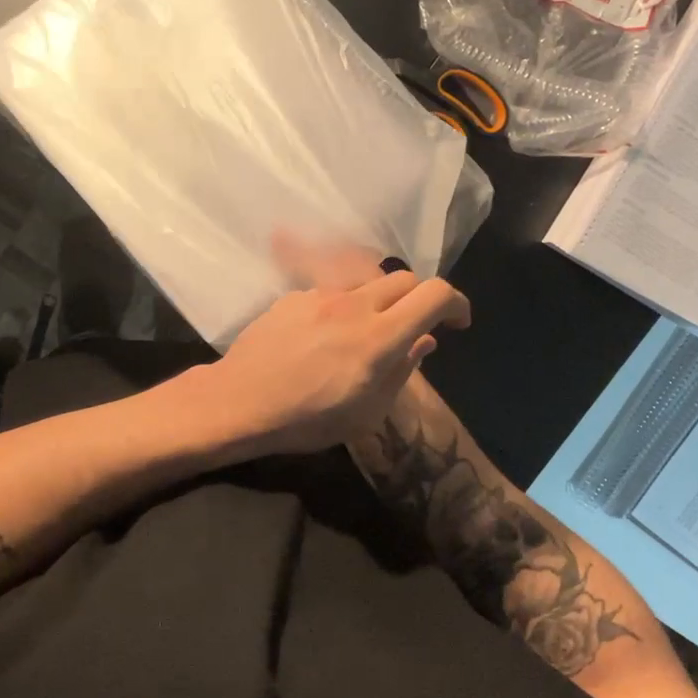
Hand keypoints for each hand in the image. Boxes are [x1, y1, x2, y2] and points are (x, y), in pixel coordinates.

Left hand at [188, 265, 470, 454]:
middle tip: (415, 327)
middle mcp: (353, 305)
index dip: (456, 303)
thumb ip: (402, 371)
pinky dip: (343, 306)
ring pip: (366, 281)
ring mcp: (319, 296)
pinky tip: (327, 334)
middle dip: (419, 300)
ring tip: (370, 329)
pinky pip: (330, 291)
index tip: (457, 323)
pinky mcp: (292, 297)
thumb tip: (423, 342)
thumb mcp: (367, 411)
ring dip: (380, 300)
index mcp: (380, 336)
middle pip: (404, 279)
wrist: (241, 401)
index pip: (435, 293)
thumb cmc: (308, 418)